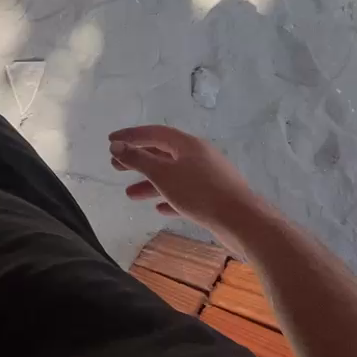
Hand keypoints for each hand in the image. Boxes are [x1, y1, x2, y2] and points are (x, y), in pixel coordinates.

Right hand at [108, 125, 275, 242]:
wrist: (245, 223)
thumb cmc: (200, 192)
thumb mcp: (162, 174)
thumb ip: (137, 159)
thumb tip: (116, 145)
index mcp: (187, 145)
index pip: (153, 133)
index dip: (131, 136)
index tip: (111, 141)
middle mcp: (199, 157)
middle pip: (162, 154)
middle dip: (138, 161)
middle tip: (115, 167)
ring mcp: (209, 177)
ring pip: (172, 176)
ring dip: (150, 184)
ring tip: (130, 195)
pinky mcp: (215, 198)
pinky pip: (186, 193)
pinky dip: (170, 198)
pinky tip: (159, 208)